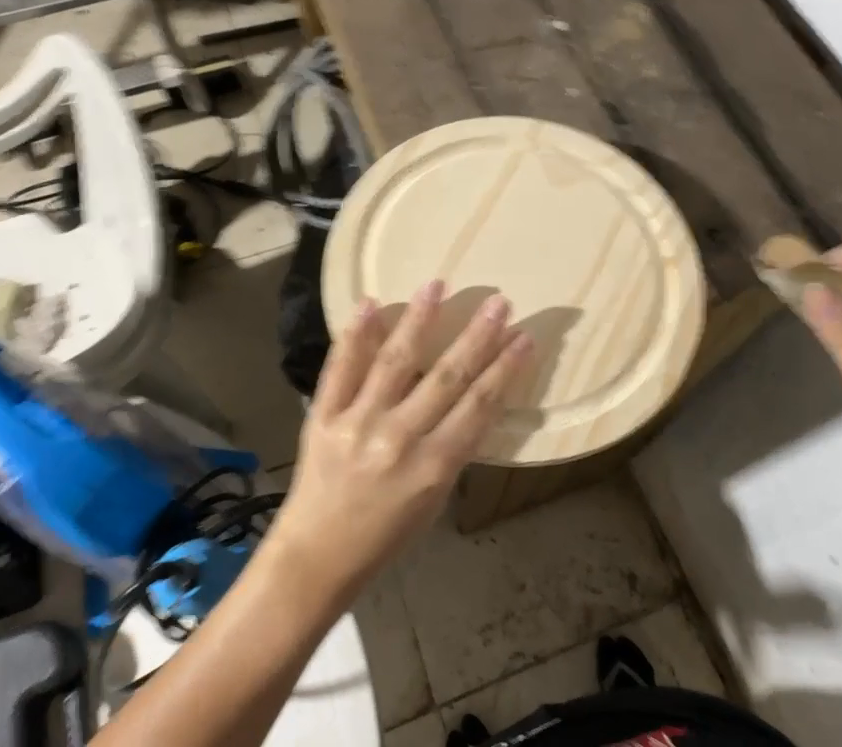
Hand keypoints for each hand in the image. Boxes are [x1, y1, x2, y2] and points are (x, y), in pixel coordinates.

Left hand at [264, 281, 533, 594]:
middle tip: (498, 302)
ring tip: (437, 284)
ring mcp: (357, 423)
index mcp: (434, 466)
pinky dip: (355, 335)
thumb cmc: (386, 536)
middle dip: (477, 337)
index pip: (479, 405)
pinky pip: (340, 369)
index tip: (524, 337)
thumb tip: (469, 399)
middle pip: (447, 377)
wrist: (317, 557)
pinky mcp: (323, 416)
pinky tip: (370, 304)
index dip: (505, 368)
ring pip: (395, 361)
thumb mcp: (434, 501)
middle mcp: (399, 438)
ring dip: (419, 320)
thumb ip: (451, 450)